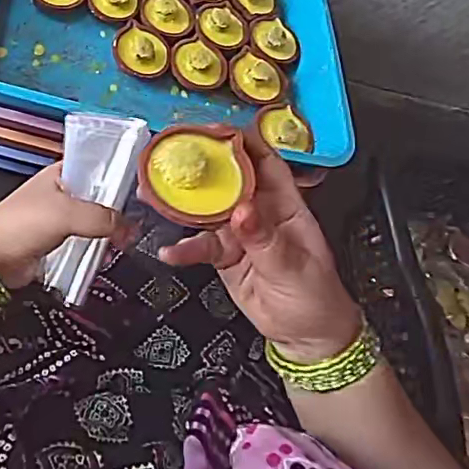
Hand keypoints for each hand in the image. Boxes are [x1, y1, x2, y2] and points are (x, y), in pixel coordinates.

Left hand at [0, 163, 125, 287]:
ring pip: (96, 225)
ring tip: (119, 244)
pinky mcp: (59, 243)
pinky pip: (86, 245)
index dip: (119, 179)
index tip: (138, 193)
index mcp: (62, 174)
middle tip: (131, 226)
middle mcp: (64, 194)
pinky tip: (103, 258)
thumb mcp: (67, 213)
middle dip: (117, 215)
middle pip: (102, 200)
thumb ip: (102, 218)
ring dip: (108, 236)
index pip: (99, 168)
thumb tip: (127, 227)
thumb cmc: (18, 224)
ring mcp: (61, 219)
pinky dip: (96, 252)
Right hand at [157, 130, 363, 361]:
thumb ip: (264, 240)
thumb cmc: (315, 297)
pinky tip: (169, 250)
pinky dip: (183, 247)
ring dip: (181, 203)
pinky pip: (199, 245)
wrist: (305, 337)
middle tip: (171, 157)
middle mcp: (258, 211)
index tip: (214, 131)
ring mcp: (238, 232)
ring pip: (206, 209)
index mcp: (284, 205)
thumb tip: (241, 211)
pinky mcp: (223, 254)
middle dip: (201, 166)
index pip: (264, 162)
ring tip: (154, 196)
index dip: (241, 143)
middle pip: (228, 179)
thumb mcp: (293, 268)